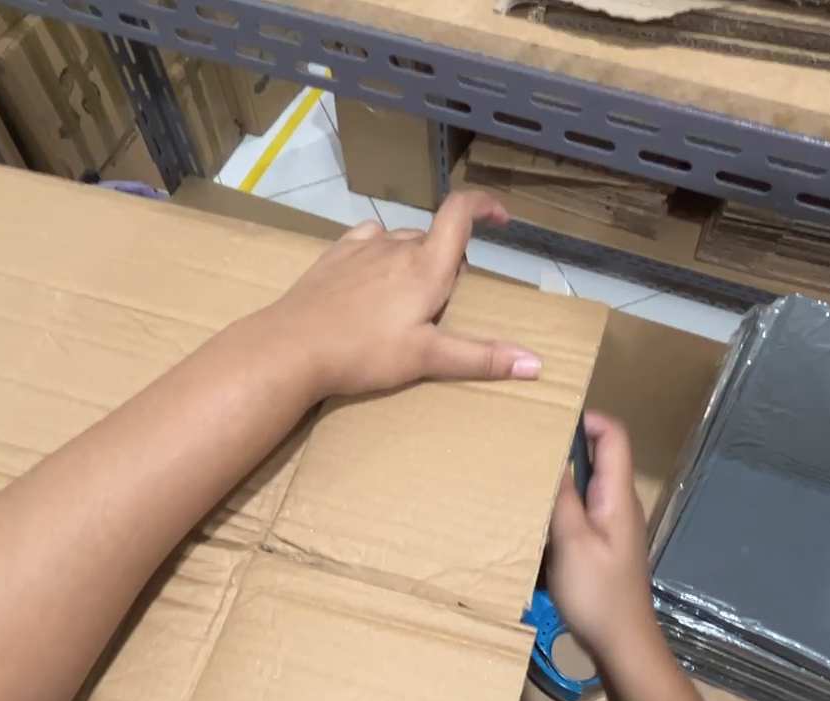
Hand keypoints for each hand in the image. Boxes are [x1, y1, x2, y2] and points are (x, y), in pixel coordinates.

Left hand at [255, 190, 541, 398]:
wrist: (293, 346)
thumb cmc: (365, 352)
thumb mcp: (427, 359)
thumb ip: (480, 358)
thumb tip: (536, 364)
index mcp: (426, 265)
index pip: (460, 213)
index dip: (484, 206)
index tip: (500, 217)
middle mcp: (396, 245)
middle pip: (433, 238)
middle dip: (447, 261)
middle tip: (442, 305)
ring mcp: (361, 247)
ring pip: (400, 240)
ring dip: (414, 259)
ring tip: (406, 299)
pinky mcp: (333, 257)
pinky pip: (367, 242)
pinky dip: (380, 254)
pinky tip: (372, 281)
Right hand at [547, 413, 658, 662]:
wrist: (622, 643)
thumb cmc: (598, 593)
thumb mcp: (572, 542)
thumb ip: (563, 497)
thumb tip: (553, 456)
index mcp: (617, 496)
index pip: (613, 436)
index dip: (586, 419)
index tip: (547, 423)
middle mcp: (618, 503)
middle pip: (597, 457)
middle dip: (563, 448)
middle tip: (524, 449)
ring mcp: (611, 525)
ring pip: (585, 486)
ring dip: (558, 480)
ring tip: (523, 480)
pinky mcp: (600, 545)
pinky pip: (579, 512)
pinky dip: (558, 508)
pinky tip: (534, 519)